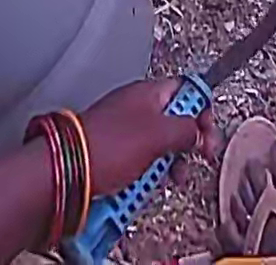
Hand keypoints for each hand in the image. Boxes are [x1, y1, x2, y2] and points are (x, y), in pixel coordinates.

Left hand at [79, 79, 217, 196]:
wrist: (68, 169)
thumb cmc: (109, 145)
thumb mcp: (158, 135)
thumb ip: (185, 129)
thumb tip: (199, 130)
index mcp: (149, 92)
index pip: (185, 89)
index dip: (200, 109)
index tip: (207, 133)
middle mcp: (137, 106)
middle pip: (173, 120)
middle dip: (184, 144)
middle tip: (188, 162)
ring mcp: (125, 129)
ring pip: (158, 145)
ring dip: (166, 164)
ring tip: (165, 178)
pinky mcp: (115, 152)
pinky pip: (140, 162)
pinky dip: (146, 175)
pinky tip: (143, 186)